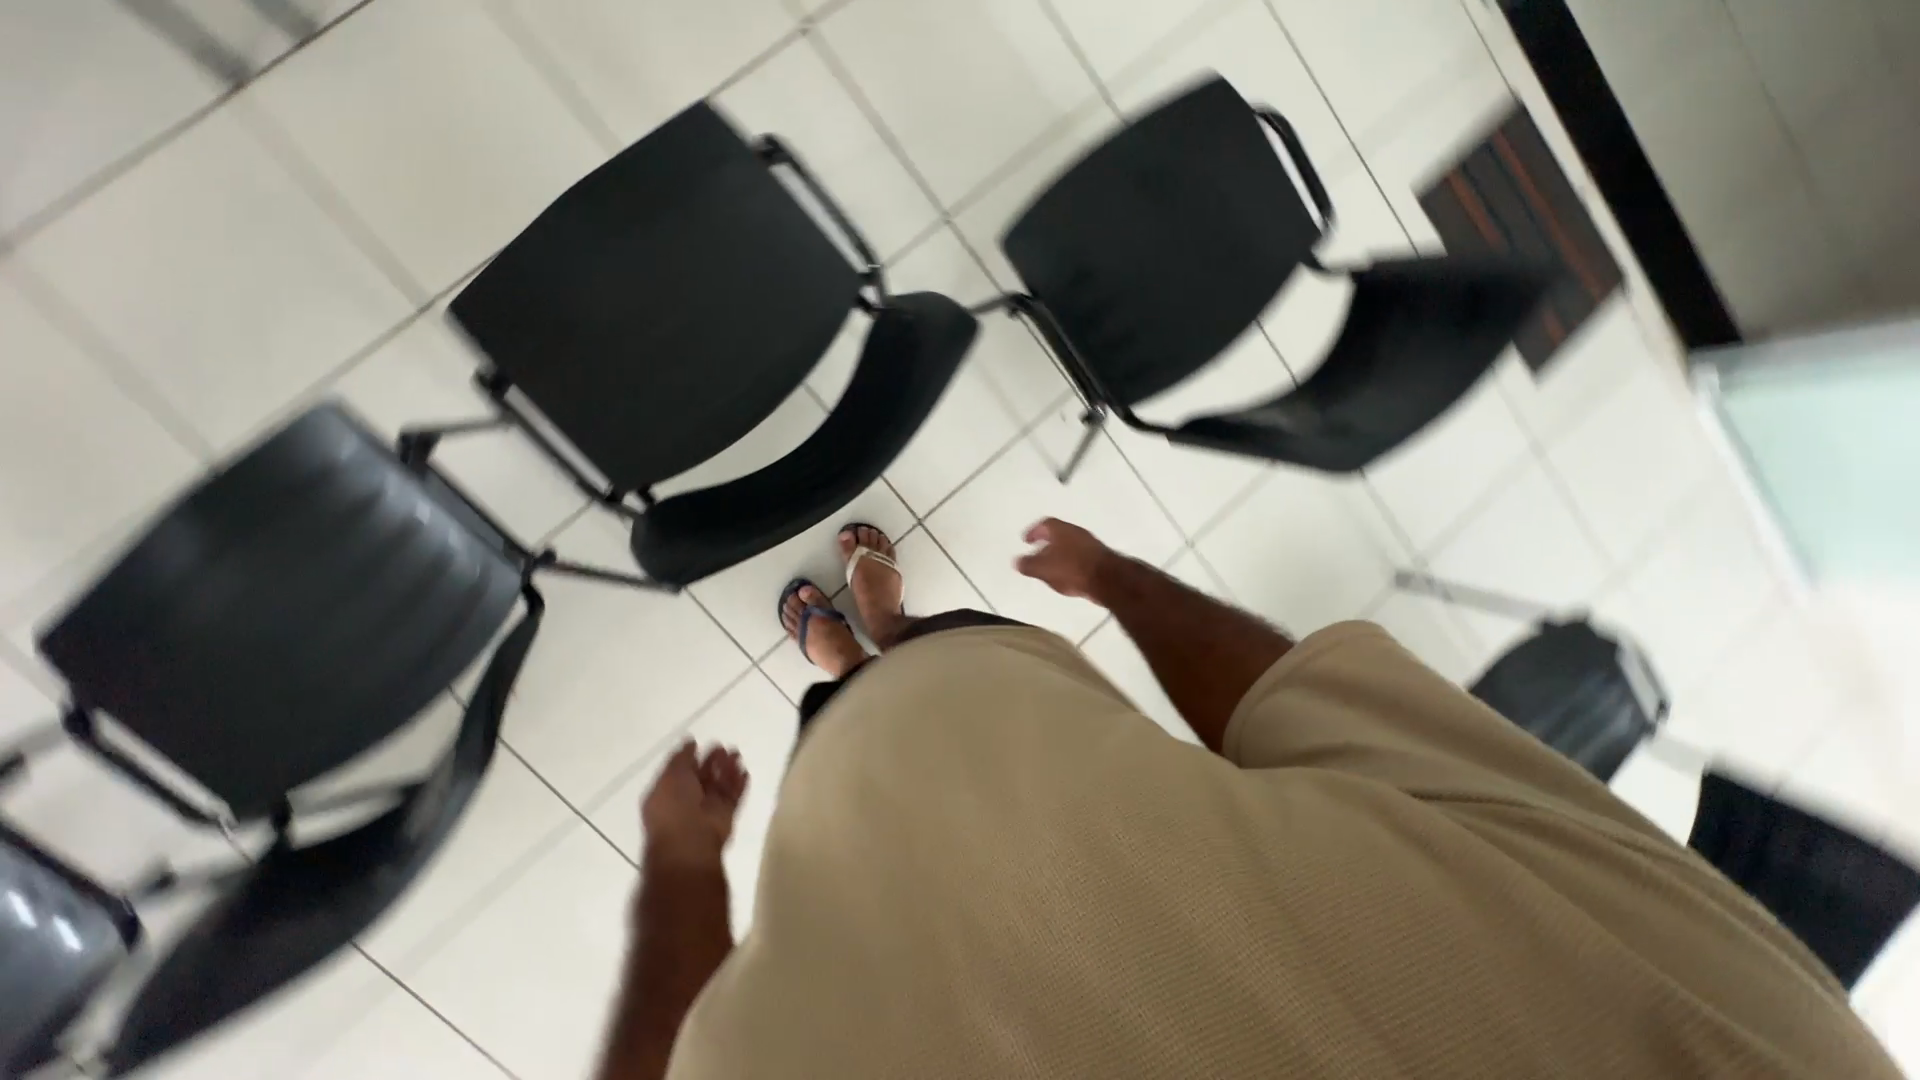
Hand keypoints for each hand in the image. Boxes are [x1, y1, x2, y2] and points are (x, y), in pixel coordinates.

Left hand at [641, 741, 746, 866]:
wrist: (690, 842)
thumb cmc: (674, 807)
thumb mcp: (671, 776)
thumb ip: (681, 757)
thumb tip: (690, 742)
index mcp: (668, 792)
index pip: (681, 771)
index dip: (691, 757)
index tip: (702, 743)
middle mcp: (687, 800)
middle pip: (703, 776)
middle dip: (713, 760)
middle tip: (724, 746)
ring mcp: (707, 809)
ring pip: (720, 784)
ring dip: (728, 768)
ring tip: (736, 754)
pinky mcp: (725, 816)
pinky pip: (734, 796)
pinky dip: (739, 784)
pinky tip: (745, 771)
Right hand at [1015, 518, 1118, 600]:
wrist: (1107, 579)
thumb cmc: (1071, 569)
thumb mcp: (1043, 568)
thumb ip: (1028, 564)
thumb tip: (1016, 561)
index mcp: (1061, 530)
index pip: (1044, 524)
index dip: (1034, 531)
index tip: (1026, 540)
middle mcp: (1076, 532)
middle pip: (1058, 534)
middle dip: (1046, 544)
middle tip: (1037, 553)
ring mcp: (1090, 544)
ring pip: (1070, 546)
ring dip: (1059, 554)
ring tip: (1051, 568)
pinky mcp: (1099, 558)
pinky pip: (1080, 557)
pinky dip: (1070, 564)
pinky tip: (1068, 576)